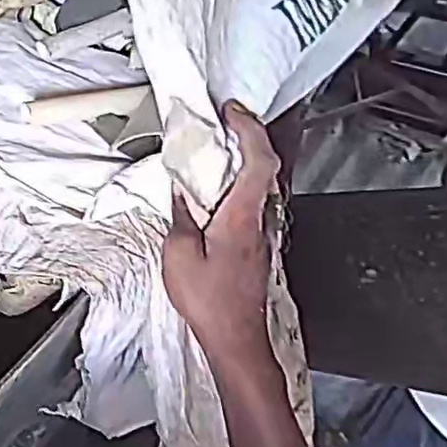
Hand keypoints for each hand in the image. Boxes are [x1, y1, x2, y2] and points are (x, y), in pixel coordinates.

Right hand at [163, 101, 279, 367]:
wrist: (235, 335)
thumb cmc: (208, 299)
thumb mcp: (179, 253)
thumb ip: (181, 217)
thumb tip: (182, 192)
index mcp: (241, 218)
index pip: (258, 162)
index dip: (249, 130)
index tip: (233, 111)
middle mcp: (259, 221)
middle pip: (267, 167)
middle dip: (250, 136)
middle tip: (227, 120)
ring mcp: (261, 232)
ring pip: (262, 183)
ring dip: (245, 158)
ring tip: (220, 146)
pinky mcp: (256, 243)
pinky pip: (252, 201)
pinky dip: (239, 181)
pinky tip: (218, 185)